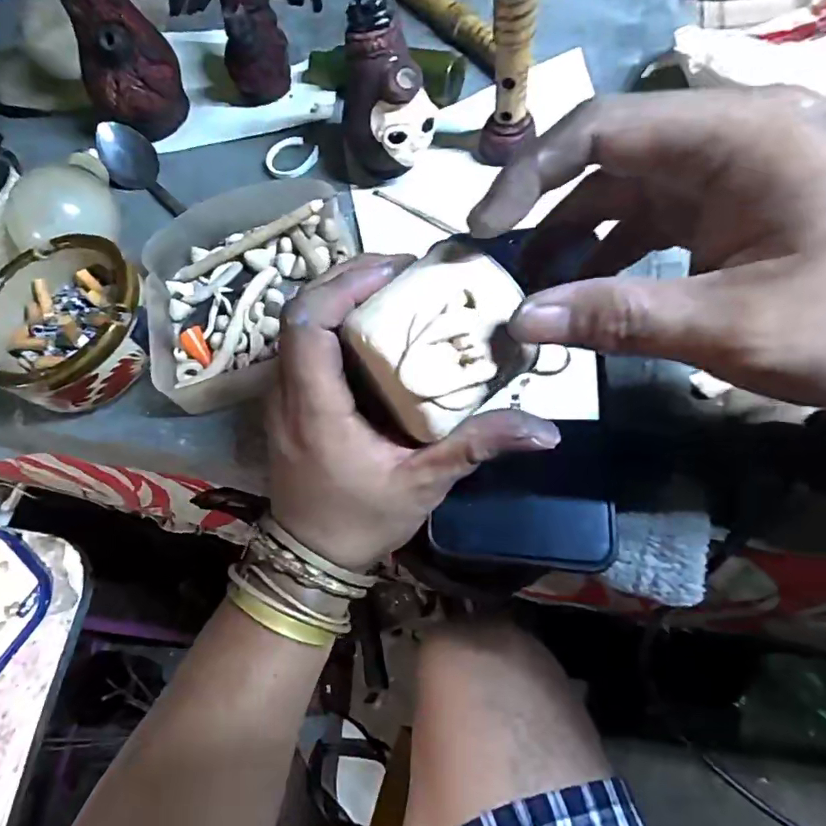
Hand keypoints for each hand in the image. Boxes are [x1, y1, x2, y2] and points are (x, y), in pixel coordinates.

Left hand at [264, 255, 559, 569]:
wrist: (310, 554)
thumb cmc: (359, 520)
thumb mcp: (421, 485)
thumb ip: (473, 449)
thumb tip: (545, 430)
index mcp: (313, 406)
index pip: (308, 323)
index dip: (345, 286)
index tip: (395, 271)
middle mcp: (286, 393)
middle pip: (300, 312)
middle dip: (346, 280)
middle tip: (403, 271)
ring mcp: (280, 397)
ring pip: (298, 328)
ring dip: (339, 298)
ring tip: (392, 288)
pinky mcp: (287, 404)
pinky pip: (302, 348)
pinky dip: (333, 325)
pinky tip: (374, 328)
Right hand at [468, 88, 825, 431]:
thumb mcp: (737, 325)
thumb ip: (619, 316)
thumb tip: (518, 321)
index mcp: (738, 137)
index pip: (600, 127)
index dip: (527, 174)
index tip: (482, 231)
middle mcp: (740, 140)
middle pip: (611, 159)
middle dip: (545, 215)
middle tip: (499, 273)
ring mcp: (752, 175)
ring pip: (635, 193)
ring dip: (579, 241)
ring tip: (538, 295)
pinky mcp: (761, 210)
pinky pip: (668, 220)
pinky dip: (621, 255)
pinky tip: (598, 296)